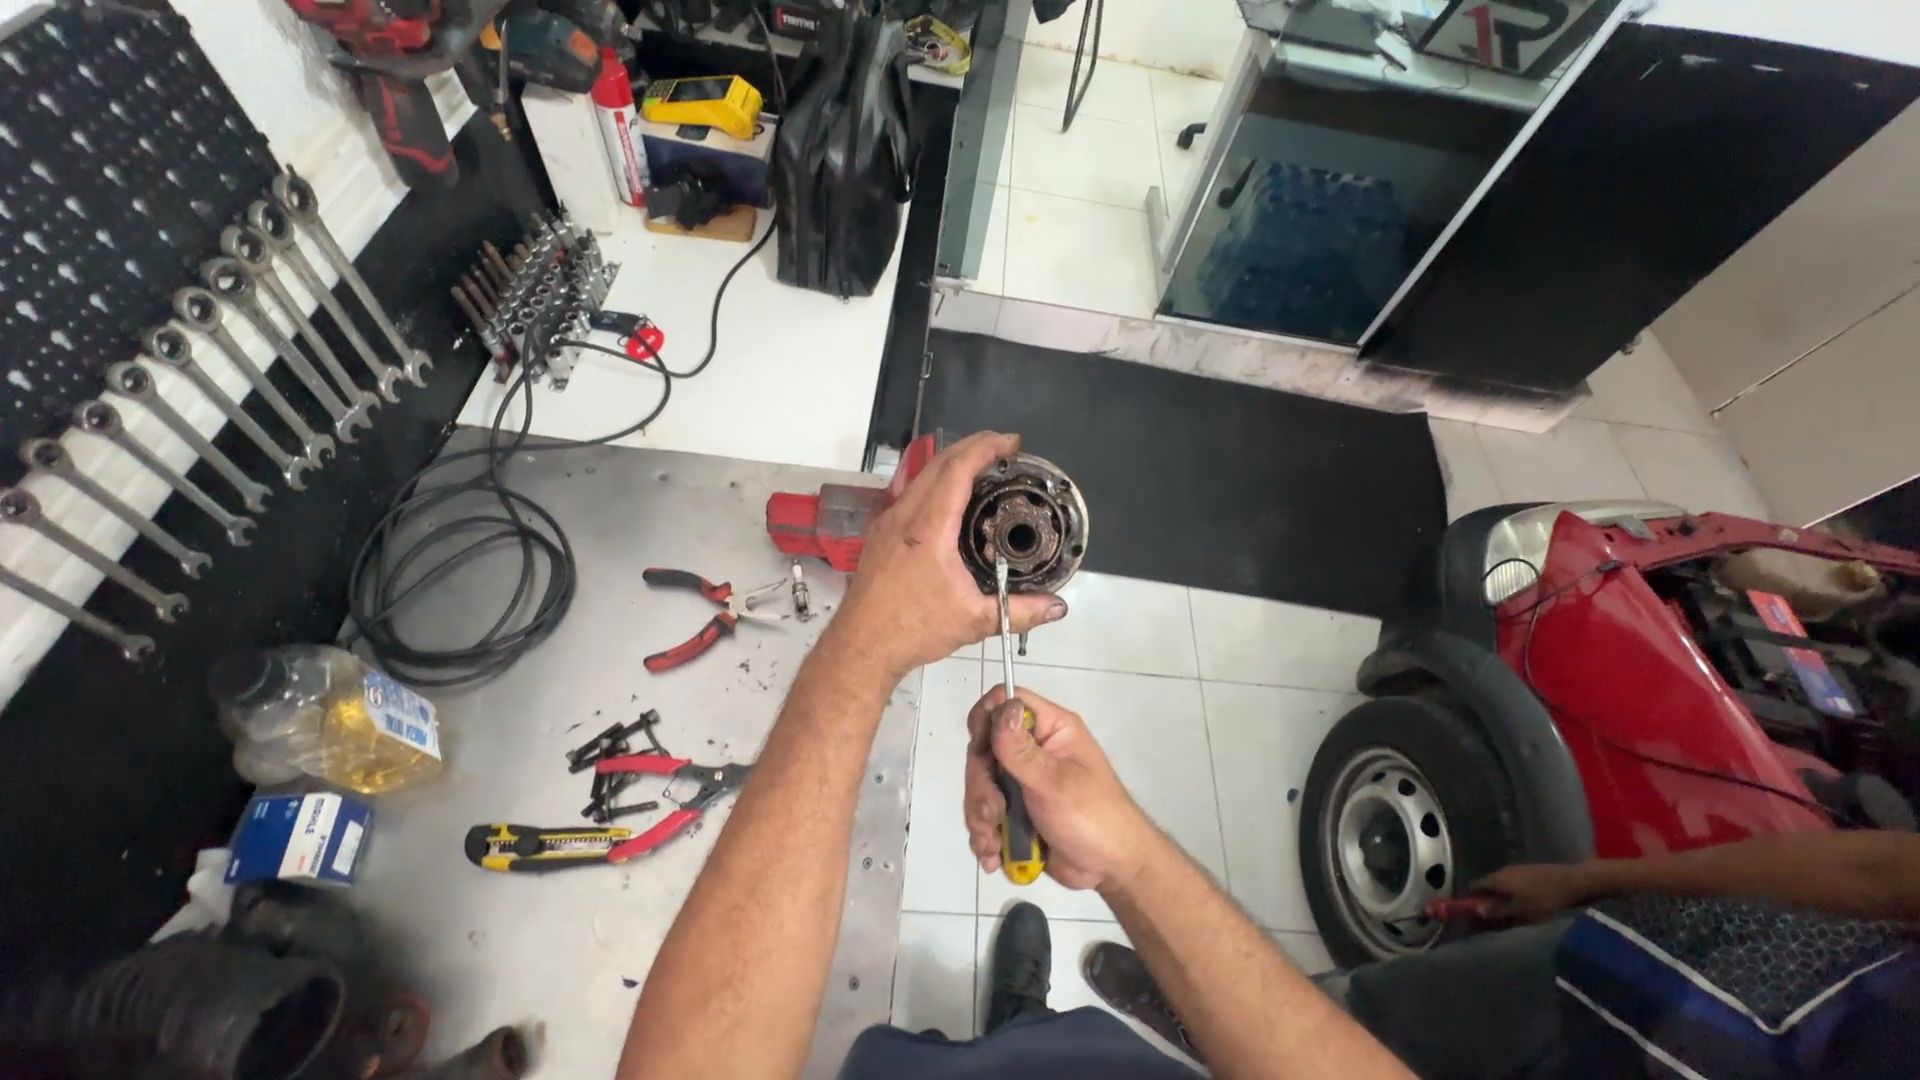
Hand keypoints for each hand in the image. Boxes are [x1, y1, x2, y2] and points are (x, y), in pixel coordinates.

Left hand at [832, 432, 1066, 677]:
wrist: (861, 646)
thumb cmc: (910, 630)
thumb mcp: (973, 621)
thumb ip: (1020, 612)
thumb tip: (1056, 607)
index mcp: (927, 528)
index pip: (957, 470)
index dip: (986, 448)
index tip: (1011, 442)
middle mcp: (904, 517)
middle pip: (939, 464)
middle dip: (973, 448)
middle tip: (1004, 450)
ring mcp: (888, 524)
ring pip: (922, 477)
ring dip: (953, 464)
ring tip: (983, 468)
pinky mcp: (881, 536)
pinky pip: (911, 495)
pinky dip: (937, 483)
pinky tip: (952, 500)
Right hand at [964, 685, 1157, 891]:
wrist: (1112, 870)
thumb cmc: (1094, 818)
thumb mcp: (1056, 783)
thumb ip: (1021, 750)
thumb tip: (1002, 706)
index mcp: (1051, 730)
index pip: (1009, 701)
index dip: (986, 717)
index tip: (980, 748)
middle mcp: (1034, 749)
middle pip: (984, 749)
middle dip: (981, 786)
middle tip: (993, 813)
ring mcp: (1022, 781)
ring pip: (981, 785)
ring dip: (980, 817)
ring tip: (994, 846)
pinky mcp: (1015, 811)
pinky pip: (985, 815)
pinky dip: (984, 836)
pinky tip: (994, 857)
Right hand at [1470, 863, 1593, 923]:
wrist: (1572, 881)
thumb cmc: (1544, 899)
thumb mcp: (1522, 910)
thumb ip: (1499, 910)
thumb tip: (1477, 910)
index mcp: (1496, 880)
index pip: (1474, 886)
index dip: (1472, 898)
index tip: (1475, 910)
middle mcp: (1501, 871)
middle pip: (1487, 884)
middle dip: (1488, 897)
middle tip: (1494, 912)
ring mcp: (1515, 868)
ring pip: (1501, 882)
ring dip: (1501, 894)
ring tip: (1511, 908)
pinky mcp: (1528, 869)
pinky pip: (1513, 880)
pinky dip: (1512, 890)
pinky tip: (1524, 899)